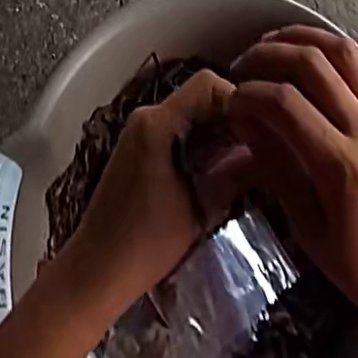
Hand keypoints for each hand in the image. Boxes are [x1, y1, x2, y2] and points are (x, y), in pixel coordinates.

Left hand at [64, 68, 251, 308]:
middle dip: (230, 116)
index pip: (207, 84)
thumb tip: (264, 152)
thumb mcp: (201, 208)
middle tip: (254, 144)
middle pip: (200, 95)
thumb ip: (234, 173)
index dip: (237, 98)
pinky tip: (212, 168)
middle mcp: (147, 116)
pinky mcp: (137, 148)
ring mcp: (139, 131)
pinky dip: (198, 139)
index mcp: (158, 123)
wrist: (93, 274)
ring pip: (190, 112)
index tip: (257, 126)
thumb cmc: (145, 243)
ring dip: (215, 129)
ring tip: (238, 158)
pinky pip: (177, 127)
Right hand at [228, 27, 357, 357]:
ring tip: (271, 42)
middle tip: (242, 65)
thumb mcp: (307, 227)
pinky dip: (334, 47)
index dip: (250, 93)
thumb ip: (276, 168)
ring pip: (343, 51)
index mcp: (342, 165)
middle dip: (269, 55)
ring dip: (303, 38)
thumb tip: (245, 123)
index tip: (230, 100)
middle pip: (313, 64)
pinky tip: (312, 50)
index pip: (286, 103)